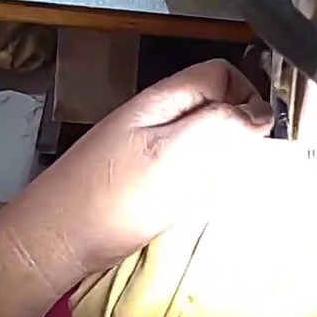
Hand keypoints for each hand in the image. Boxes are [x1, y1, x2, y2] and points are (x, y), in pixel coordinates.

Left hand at [2, 59, 272, 293]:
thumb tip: (263, 113)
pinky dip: (205, 178)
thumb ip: (219, 127)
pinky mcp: (145, 176)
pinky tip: (203, 200)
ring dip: (224, 156)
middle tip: (246, 165)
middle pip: (215, 105)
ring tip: (228, 185)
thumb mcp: (171, 156)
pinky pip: (189, 165)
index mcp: (164, 101)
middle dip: (239, 129)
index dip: (248, 94)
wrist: (53, 243)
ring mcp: (150, 147)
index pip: (222, 74)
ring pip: (204, 136)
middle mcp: (159, 117)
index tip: (261, 134)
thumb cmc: (111, 200)